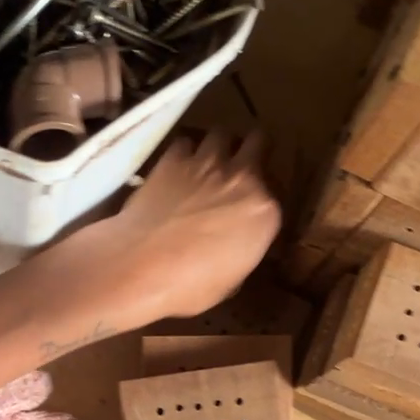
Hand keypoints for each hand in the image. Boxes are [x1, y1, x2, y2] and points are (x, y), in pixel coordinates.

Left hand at [62, 131, 281, 325]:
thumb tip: (234, 246)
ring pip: (221, 133)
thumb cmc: (190, 286)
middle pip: (258, 141)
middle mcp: (244, 178)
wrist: (142, 265)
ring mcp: (207, 163)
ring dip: (217, 146)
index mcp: (266, 211)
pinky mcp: (172, 159)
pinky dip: (183, 152)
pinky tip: (175, 167)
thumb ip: (241, 252)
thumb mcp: (231, 282)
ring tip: (205, 163)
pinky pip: (185, 142)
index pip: (277, 189)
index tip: (252, 204)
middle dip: (251, 149)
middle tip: (239, 165)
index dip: (263, 194)